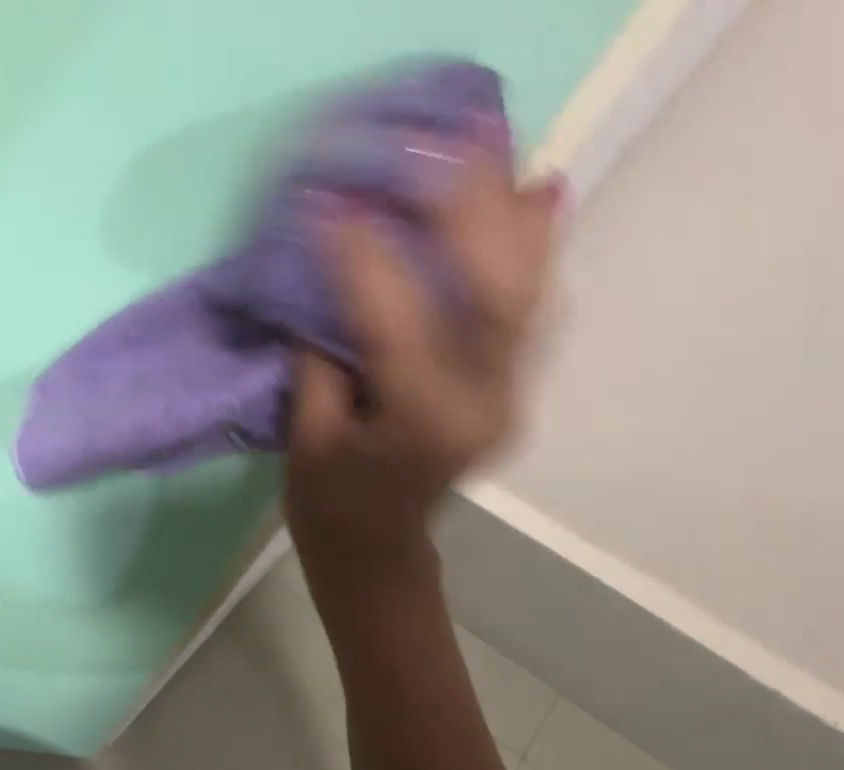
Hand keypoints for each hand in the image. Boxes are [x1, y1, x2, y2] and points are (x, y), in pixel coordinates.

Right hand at [285, 152, 561, 568]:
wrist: (376, 548)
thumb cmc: (326, 503)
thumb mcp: (306, 436)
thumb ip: (325, 360)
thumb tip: (332, 286)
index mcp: (419, 425)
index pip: (396, 325)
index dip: (361, 258)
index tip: (329, 201)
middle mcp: (484, 403)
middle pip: (493, 292)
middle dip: (462, 211)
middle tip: (428, 149)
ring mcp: (512, 392)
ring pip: (527, 288)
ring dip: (508, 213)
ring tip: (487, 146)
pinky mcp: (515, 384)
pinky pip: (533, 306)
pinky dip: (534, 245)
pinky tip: (536, 193)